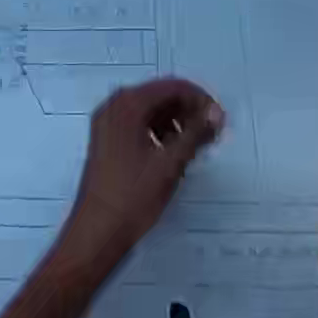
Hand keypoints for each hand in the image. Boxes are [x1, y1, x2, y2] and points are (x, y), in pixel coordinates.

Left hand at [66, 77, 223, 255]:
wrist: (98, 230)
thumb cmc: (133, 196)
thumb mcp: (171, 164)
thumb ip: (196, 134)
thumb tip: (216, 113)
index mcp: (127, 104)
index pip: (171, 86)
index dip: (199, 99)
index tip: (219, 118)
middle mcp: (114, 105)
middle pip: (159, 95)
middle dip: (187, 110)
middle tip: (211, 132)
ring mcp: (107, 121)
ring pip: (149, 109)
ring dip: (174, 121)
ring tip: (195, 144)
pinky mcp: (106, 138)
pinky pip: (137, 123)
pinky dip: (158, 130)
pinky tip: (173, 152)